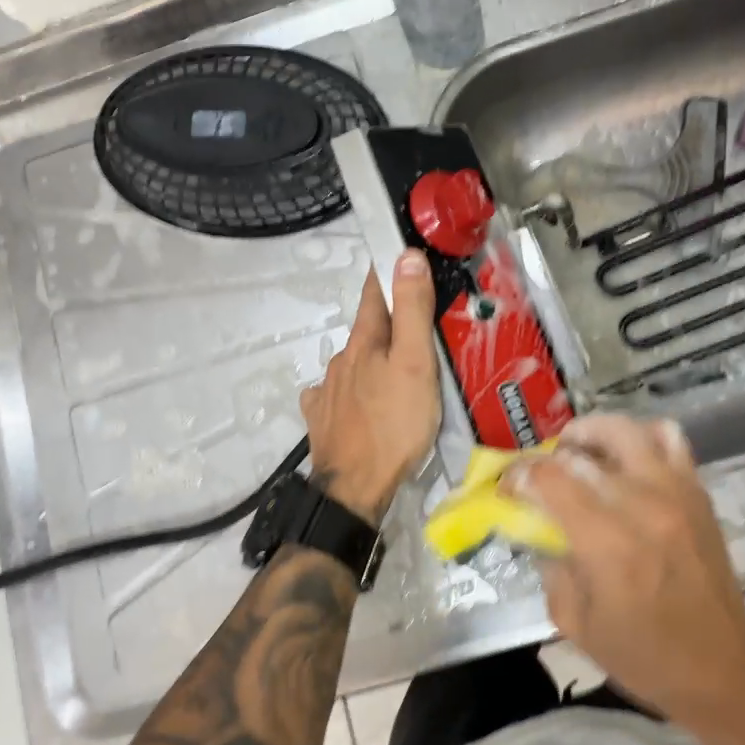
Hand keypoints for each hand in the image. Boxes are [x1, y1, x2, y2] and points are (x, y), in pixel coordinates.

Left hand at [299, 250, 440, 524]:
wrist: (354, 489)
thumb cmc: (393, 424)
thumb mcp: (414, 363)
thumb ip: (411, 311)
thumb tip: (405, 255)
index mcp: (365, 342)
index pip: (375, 292)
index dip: (389, 272)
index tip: (403, 257)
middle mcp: (341, 360)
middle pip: (368, 332)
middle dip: (391, 325)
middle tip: (421, 330)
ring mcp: (328, 391)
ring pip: (356, 364)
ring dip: (375, 361)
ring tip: (400, 373)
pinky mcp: (323, 420)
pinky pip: (339, 395)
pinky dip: (355, 391)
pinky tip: (364, 403)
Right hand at [507, 414, 744, 718]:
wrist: (723, 667)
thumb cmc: (645, 656)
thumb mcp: (577, 626)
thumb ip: (552, 571)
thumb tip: (542, 531)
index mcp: (607, 545)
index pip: (550, 481)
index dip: (519, 476)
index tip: (508, 486)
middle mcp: (642, 506)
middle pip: (581, 453)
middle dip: (548, 459)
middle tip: (538, 476)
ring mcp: (675, 493)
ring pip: (625, 431)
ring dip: (592, 433)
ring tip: (577, 450)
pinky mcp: (697, 492)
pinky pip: (669, 439)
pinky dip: (640, 436)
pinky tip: (624, 457)